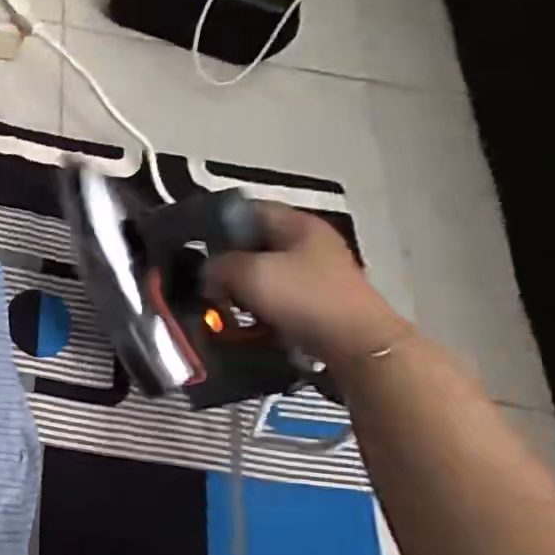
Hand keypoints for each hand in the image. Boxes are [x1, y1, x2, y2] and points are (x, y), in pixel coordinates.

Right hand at [207, 201, 414, 367]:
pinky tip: (244, 327)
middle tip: (209, 284)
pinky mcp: (316, 304)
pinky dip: (257, 312)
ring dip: (240, 293)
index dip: (220, 224)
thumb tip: (209, 273)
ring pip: (263, 277)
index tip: (199, 246)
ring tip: (223, 309)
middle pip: (255, 246)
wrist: (355, 345)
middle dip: (228, 266)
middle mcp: (309, 244)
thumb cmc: (304, 298)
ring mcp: (316, 275)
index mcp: (299, 224)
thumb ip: (219, 265)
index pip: (250, 210)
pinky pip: (275, 302)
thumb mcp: (250, 273)